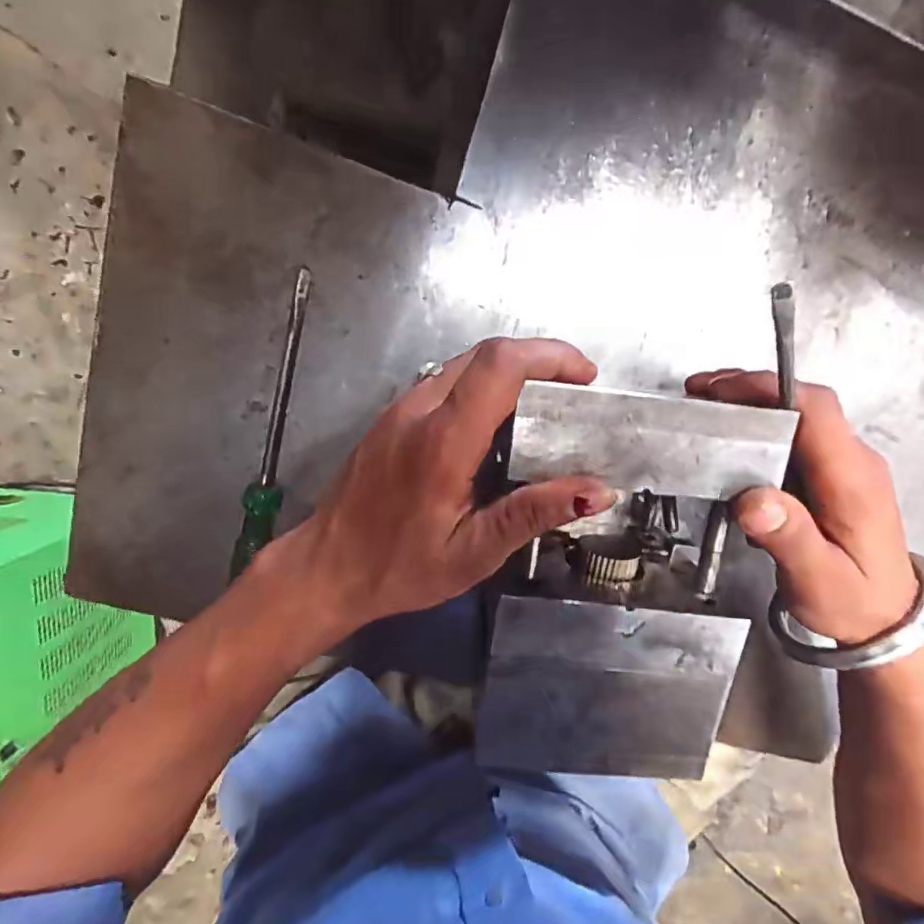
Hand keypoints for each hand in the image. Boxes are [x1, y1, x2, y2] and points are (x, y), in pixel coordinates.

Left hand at [271, 338, 618, 633]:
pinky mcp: (391, 418)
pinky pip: (444, 384)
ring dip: (511, 373)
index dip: (550, 356)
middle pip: (485, 354)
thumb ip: (533, 514)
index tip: (584, 376)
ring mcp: (399, 410)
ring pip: (464, 365)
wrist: (326, 569)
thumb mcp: (473, 552)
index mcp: (442, 441)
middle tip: (575, 394)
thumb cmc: (398, 568)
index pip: (500, 365)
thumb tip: (598, 491)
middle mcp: (418, 411)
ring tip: (546, 409)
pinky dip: (483, 388)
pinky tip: (498, 426)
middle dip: (539, 361)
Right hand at [685, 369, 916, 643]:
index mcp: (852, 480)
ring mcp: (848, 468)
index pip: (815, 410)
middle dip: (750, 390)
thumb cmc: (856, 602)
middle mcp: (855, 464)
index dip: (767, 389)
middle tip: (701, 392)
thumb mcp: (818, 579)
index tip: (721, 388)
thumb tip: (752, 499)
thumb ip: (788, 537)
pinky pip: (799, 440)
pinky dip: (763, 431)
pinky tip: (735, 443)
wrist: (889, 620)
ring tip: (708, 411)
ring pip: (800, 419)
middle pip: (805, 405)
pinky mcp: (836, 478)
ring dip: (754, 407)